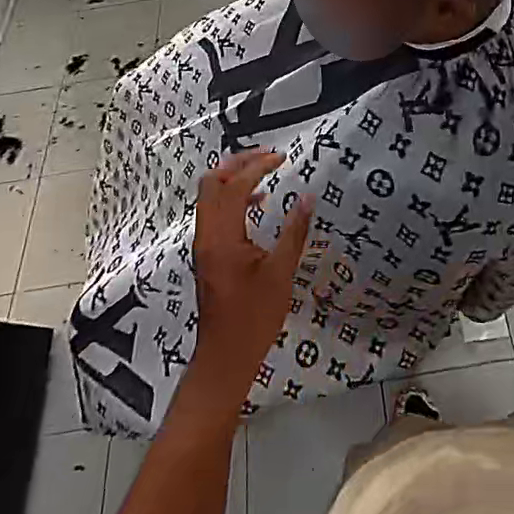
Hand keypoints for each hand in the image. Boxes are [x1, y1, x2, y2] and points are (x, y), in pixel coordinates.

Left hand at [190, 151, 314, 380]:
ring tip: (266, 172)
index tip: (283, 158)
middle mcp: (207, 235)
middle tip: (269, 156)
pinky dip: (234, 198)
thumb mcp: (281, 272)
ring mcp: (205, 245)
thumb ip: (294, 231)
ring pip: (210, 197)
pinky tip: (259, 204)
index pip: (234, 186)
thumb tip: (308, 198)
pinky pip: (215, 213)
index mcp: (222, 237)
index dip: (257, 166)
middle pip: (212, 183)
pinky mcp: (209, 254)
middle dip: (238, 163)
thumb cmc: (254, 316)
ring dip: (234, 178)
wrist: (225, 356)